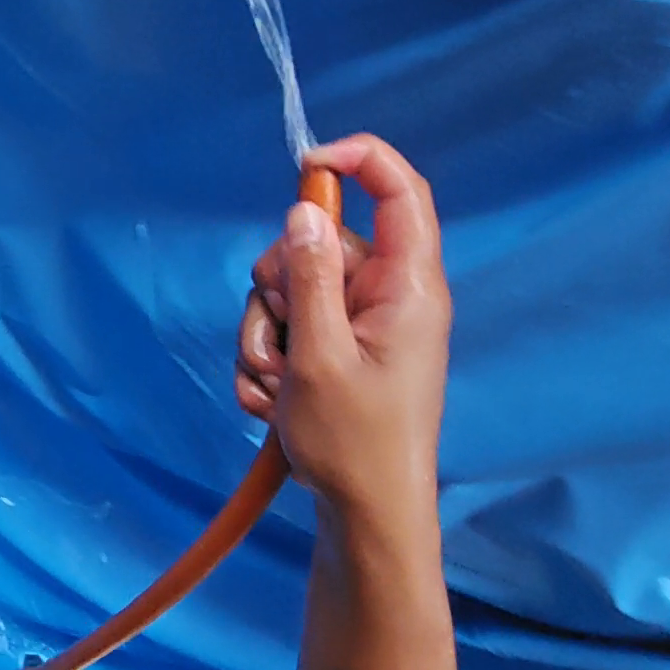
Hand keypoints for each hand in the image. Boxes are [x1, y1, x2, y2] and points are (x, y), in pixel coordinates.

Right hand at [233, 135, 450, 526]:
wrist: (361, 507)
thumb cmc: (353, 437)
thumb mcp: (320, 356)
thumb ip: (311, 279)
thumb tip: (305, 211)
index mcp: (406, 287)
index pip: (399, 195)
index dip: (359, 163)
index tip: (305, 165)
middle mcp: (382, 296)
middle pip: (316, 247)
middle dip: (278, 292)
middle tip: (279, 345)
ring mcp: (354, 324)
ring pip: (288, 292)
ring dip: (264, 336)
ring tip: (274, 385)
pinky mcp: (330, 349)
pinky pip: (283, 329)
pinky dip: (266, 360)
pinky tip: (272, 399)